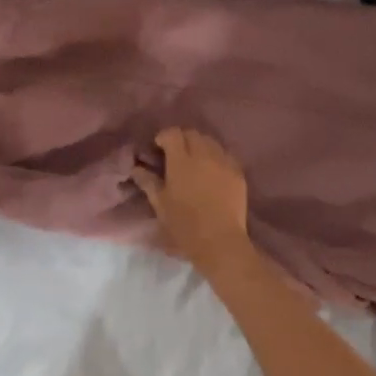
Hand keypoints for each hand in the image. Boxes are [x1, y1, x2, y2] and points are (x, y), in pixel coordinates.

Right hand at [131, 127, 251, 268]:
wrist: (220, 241)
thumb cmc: (184, 225)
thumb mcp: (160, 205)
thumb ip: (148, 182)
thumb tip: (136, 168)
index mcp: (181, 161)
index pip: (173, 134)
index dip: (164, 137)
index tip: (159, 148)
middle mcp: (204, 155)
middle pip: (193, 134)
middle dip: (182, 140)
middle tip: (175, 156)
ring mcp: (224, 162)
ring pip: (211, 142)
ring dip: (200, 146)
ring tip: (195, 163)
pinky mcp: (238, 173)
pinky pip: (225, 155)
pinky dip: (216, 157)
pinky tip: (212, 172)